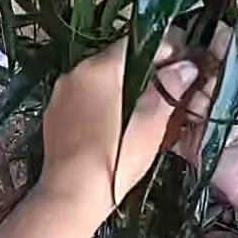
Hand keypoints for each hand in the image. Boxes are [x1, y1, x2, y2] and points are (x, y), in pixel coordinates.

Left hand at [37, 37, 198, 218]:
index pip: (136, 43)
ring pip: (97, 80)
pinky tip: (114, 125)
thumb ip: (168, 91)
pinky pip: (83, 99)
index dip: (163, 49)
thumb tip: (185, 68)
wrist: (70, 195)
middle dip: (142, 69)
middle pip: (115, 60)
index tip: (182, 61)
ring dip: (120, 87)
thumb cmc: (114, 160)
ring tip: (142, 108)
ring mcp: (60, 95)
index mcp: (100, 68)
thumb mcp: (150, 126)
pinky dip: (100, 104)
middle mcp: (75, 73)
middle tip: (167, 87)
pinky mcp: (52, 116)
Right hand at [176, 13, 237, 231]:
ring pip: (186, 97)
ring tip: (169, 67)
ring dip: (175, 81)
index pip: (237, 56)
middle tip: (180, 42)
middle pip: (205, 72)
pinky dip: (163, 118)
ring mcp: (217, 129)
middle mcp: (237, 104)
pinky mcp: (202, 153)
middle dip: (192, 57)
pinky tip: (156, 99)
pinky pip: (176, 133)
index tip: (212, 23)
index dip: (223, 40)